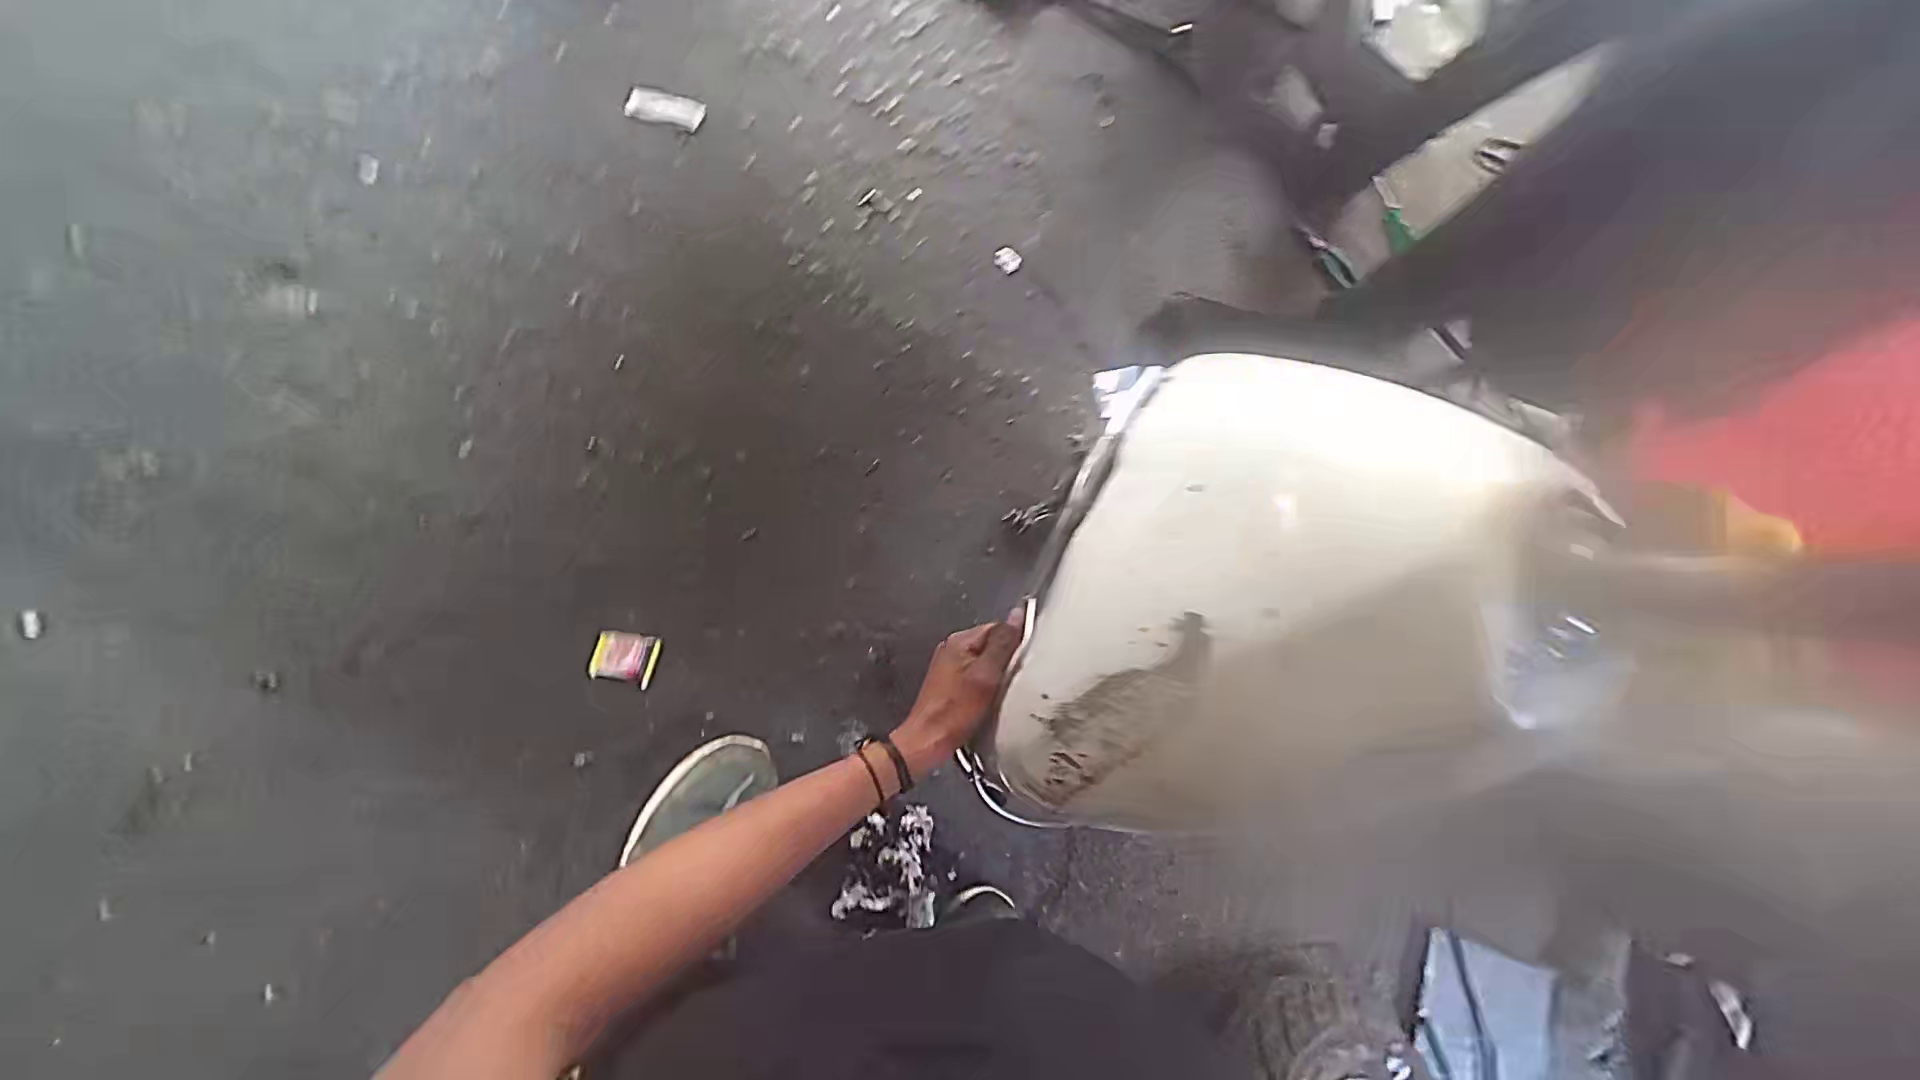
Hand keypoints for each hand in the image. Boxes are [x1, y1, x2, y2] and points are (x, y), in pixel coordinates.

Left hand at [891, 608, 1024, 775]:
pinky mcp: (951, 683)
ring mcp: (950, 666)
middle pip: (992, 644)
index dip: (1015, 644)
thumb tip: (1017, 615)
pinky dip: (987, 685)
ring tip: (998, 693)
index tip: (1021, 664)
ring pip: (986, 661)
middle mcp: (952, 648)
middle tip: (1010, 682)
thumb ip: (1002, 643)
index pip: (999, 627)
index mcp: (960, 640)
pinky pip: (978, 675)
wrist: (929, 741)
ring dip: (997, 674)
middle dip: (1006, 660)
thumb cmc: (955, 711)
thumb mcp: (986, 675)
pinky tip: (988, 700)